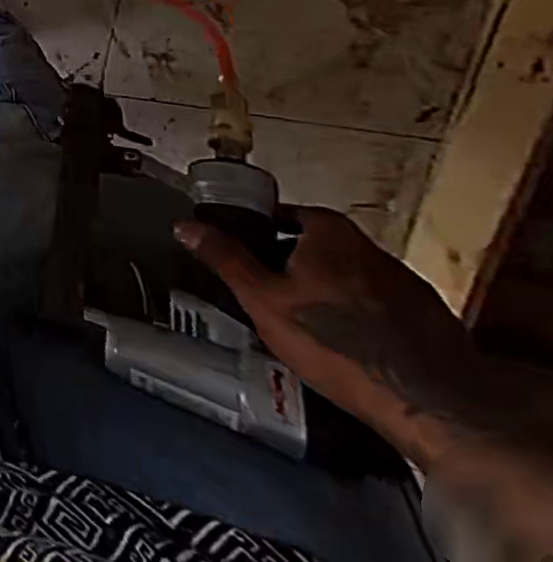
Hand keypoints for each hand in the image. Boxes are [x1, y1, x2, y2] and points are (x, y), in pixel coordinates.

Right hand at [176, 206, 479, 462]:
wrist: (432, 406)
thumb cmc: (331, 340)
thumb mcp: (260, 298)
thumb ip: (224, 258)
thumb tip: (185, 224)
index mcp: (335, 238)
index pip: (297, 212)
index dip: (268, 222)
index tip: (246, 238)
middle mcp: (377, 255)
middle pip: (326, 244)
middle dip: (294, 256)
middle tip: (263, 277)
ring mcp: (412, 291)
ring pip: (353, 275)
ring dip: (326, 285)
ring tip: (297, 310)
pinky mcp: (433, 325)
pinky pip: (379, 304)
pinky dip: (356, 311)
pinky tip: (339, 337)